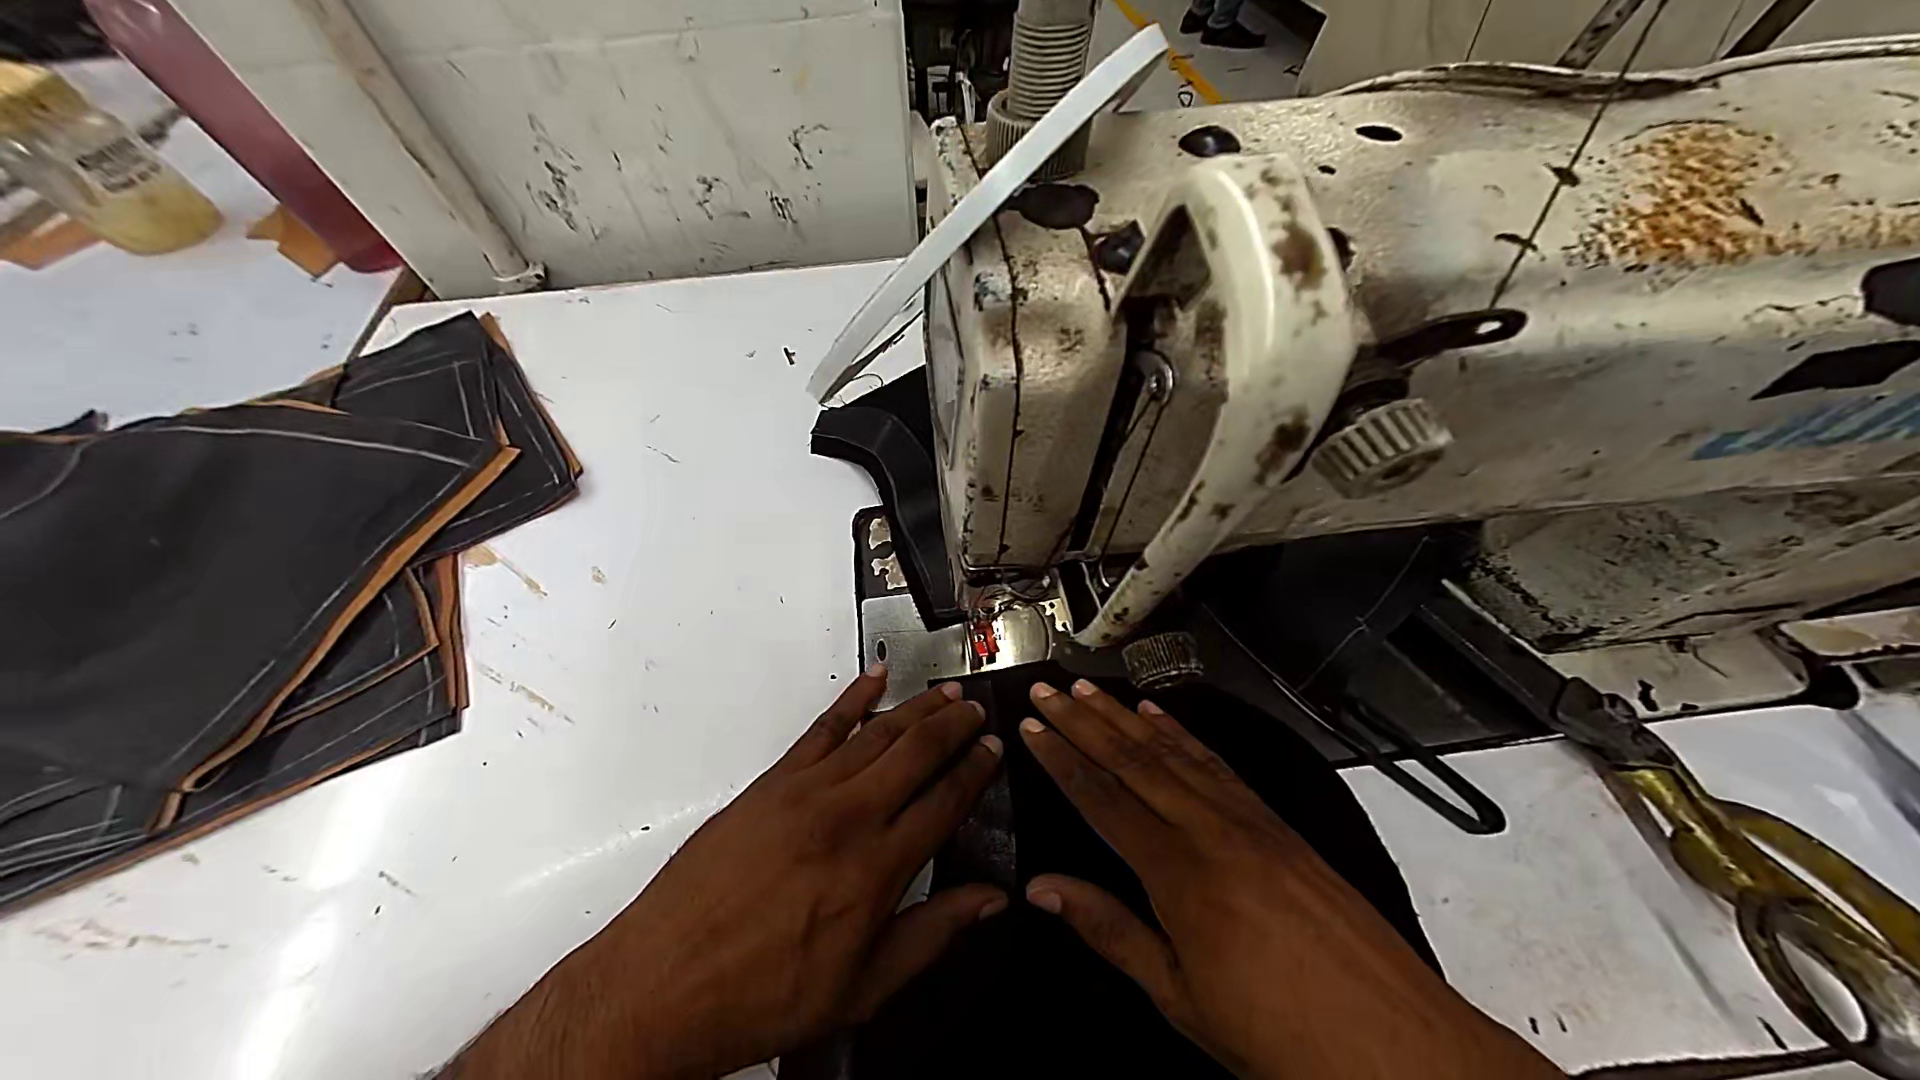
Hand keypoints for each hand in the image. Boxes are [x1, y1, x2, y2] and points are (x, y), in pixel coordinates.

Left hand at [450, 667, 1005, 1079]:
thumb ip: (932, 935)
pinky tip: (875, 678)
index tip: (992, 750)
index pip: (944, 802)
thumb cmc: (764, 994)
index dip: (975, 771)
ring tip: (946, 693)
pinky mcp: (773, 780)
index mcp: (876, 869)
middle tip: (977, 710)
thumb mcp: (862, 988)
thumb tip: (990, 900)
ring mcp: (807, 790)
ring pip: (878, 732)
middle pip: (918, 752)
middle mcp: (848, 817)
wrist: (664, 983)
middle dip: (955, 726)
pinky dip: (853, 697)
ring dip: (917, 708)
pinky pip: (822, 726)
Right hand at [1018, 679, 1561, 1079]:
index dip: (1061, 757)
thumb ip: (1109, 929)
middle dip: (1082, 720)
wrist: (1397, 1044)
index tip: (1032, 726)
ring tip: (1090, 690)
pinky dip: (1182, 735)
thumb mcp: (1179, 996)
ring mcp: (1246, 819)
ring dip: (1124, 717)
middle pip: (1131, 760)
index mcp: (1179, 873)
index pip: (1102, 797)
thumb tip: (1044, 889)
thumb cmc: (1280, 1033)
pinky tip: (1159, 716)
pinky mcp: (1274, 821)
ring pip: (1172, 752)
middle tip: (1048, 688)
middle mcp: (1210, 830)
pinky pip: (1217, 764)